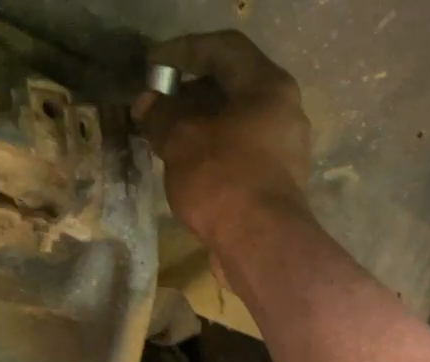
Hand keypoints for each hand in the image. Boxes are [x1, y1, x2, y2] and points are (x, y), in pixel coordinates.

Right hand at [134, 31, 312, 250]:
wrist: (261, 245)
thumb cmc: (223, 180)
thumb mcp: (181, 141)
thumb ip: (160, 115)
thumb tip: (146, 104)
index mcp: (267, 86)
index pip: (223, 49)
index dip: (183, 51)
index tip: (152, 67)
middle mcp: (283, 112)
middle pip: (231, 88)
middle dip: (189, 94)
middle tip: (156, 108)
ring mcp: (283, 151)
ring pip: (234, 126)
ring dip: (199, 129)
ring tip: (165, 142)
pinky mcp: (275, 185)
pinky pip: (239, 156)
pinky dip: (212, 154)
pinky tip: (187, 170)